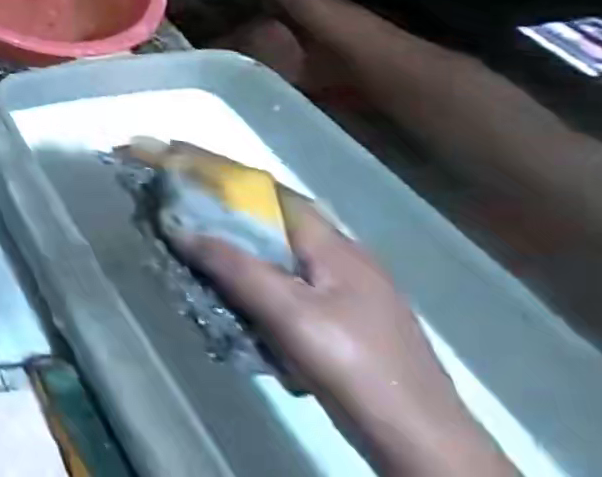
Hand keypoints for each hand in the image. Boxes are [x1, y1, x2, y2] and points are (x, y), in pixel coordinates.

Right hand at [168, 195, 513, 475]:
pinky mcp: (344, 325)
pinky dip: (251, 279)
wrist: (427, 449)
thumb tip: (180, 229)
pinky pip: (285, 285)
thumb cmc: (359, 369)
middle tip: (173, 201)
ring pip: (276, 253)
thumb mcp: (292, 316)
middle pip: (269, 218)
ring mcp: (346, 294)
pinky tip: (232, 296)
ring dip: (233, 245)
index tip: (175, 155)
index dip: (219, 169)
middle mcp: (341, 258)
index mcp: (333, 245)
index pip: (267, 189)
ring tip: (191, 244)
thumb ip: (236, 269)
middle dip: (220, 206)